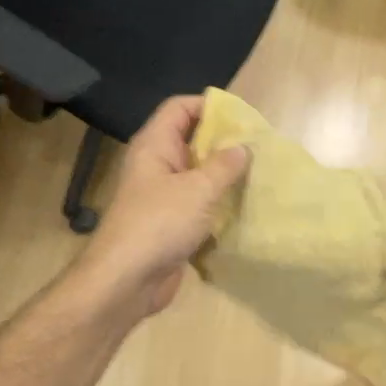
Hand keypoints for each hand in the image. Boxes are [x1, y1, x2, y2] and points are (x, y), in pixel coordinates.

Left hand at [76, 95, 249, 319]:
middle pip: (191, 141)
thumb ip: (224, 166)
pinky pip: (198, 206)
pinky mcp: (170, 225)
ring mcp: (162, 197)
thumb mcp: (198, 189)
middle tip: (259, 149)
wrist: (126, 280)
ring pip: (197, 176)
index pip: (180, 108)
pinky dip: (218, 206)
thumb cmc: (159, 224)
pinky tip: (244, 210)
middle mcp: (156, 166)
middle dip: (224, 143)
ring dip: (224, 177)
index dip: (209, 105)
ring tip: (258, 177)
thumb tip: (242, 147)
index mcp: (155, 145)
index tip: (243, 117)